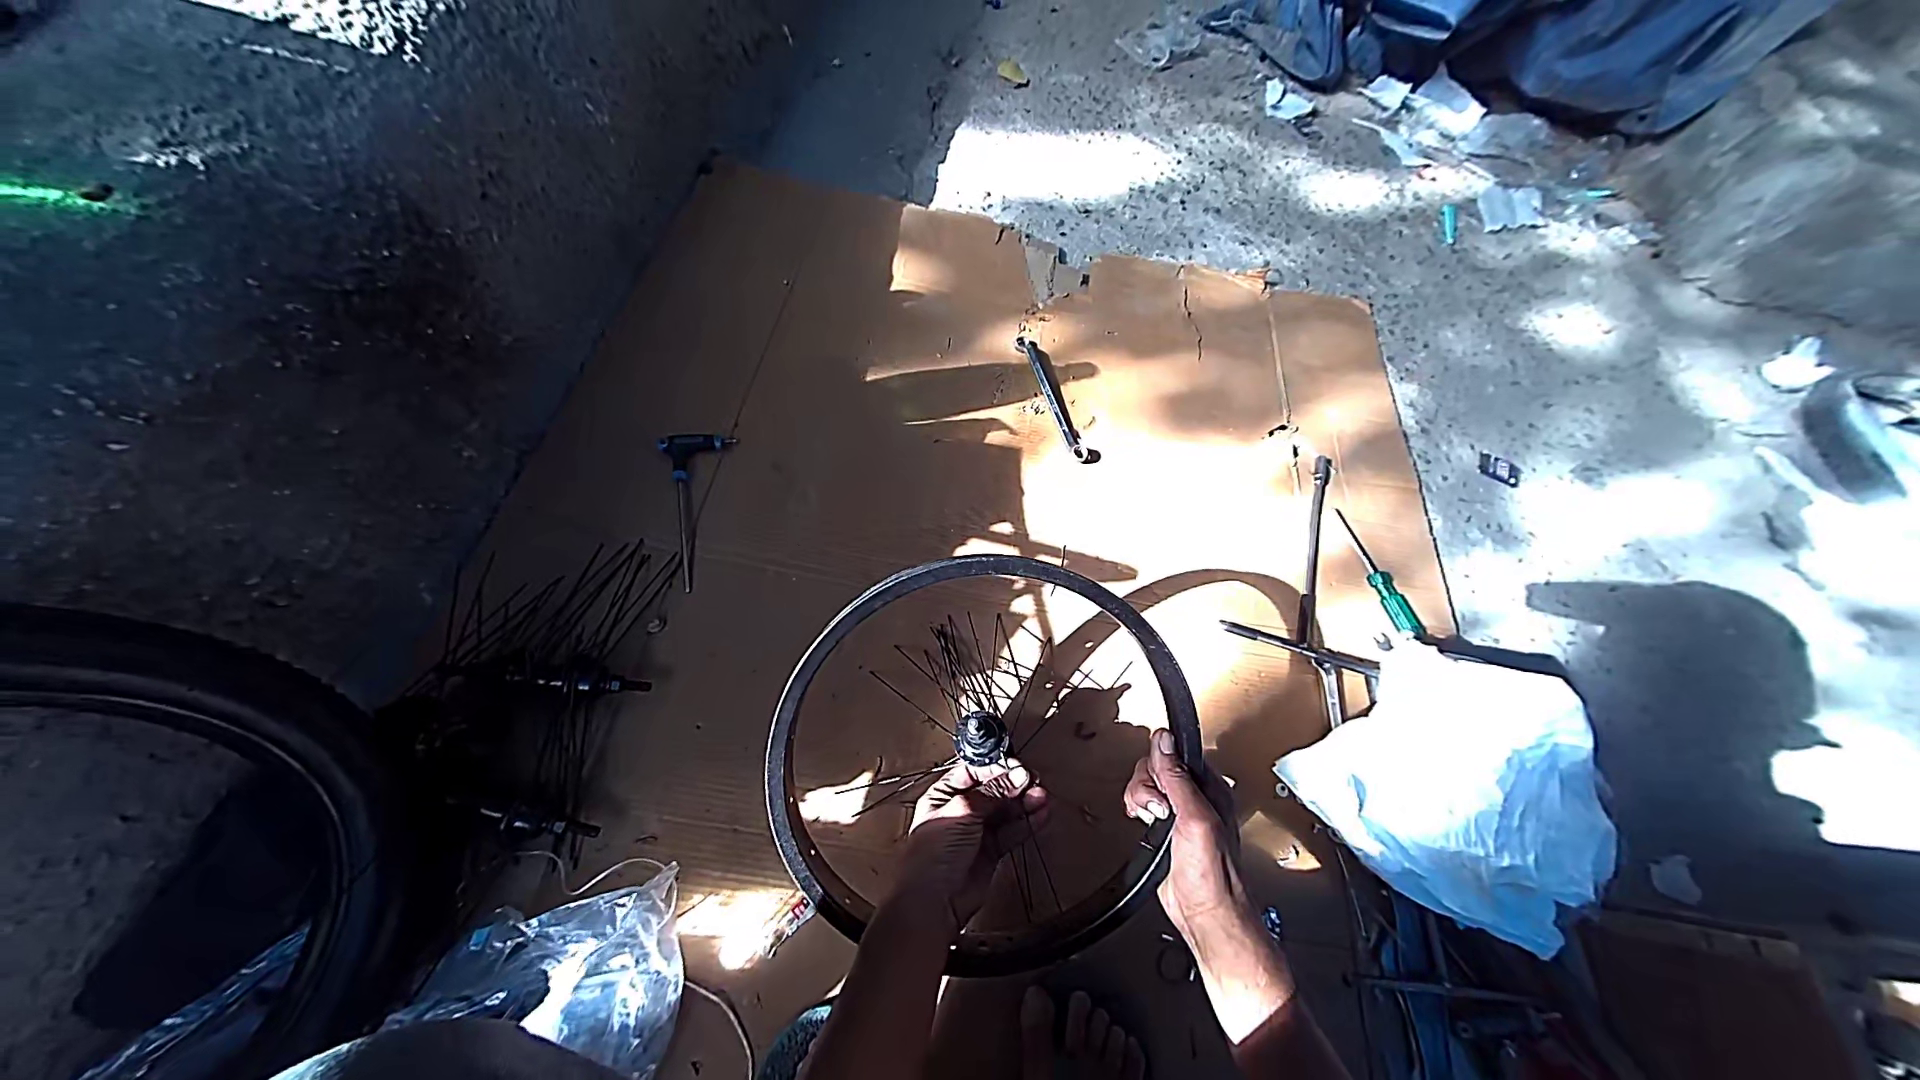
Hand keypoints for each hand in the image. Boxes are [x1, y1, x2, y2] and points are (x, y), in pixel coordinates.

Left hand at [898, 759, 1049, 929]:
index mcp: (945, 794)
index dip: (997, 768)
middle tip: (1033, 780)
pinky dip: (1027, 822)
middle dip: (1014, 784)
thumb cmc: (931, 854)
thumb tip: (1016, 775)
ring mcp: (977, 831)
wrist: (934, 899)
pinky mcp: (991, 851)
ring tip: (1041, 796)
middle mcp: (961, 811)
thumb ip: (993, 792)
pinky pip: (1013, 831)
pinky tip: (1040, 814)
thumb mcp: (963, 810)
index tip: (1017, 766)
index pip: (975, 772)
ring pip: (1006, 811)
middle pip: (994, 791)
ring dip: (1025, 802)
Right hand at [1122, 729, 1244, 941]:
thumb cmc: (1212, 874)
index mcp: (1210, 788)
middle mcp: (1196, 797)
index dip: (1160, 763)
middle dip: (1146, 784)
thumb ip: (1177, 778)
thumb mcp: (1194, 818)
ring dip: (1141, 797)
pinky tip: (1145, 821)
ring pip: (1147, 783)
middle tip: (1156, 807)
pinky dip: (1138, 808)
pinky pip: (1144, 803)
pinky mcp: (1166, 828)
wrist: (1204, 914)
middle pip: (1156, 767)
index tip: (1157, 784)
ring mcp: (1180, 813)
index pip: (1176, 753)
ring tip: (1152, 817)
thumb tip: (1164, 741)